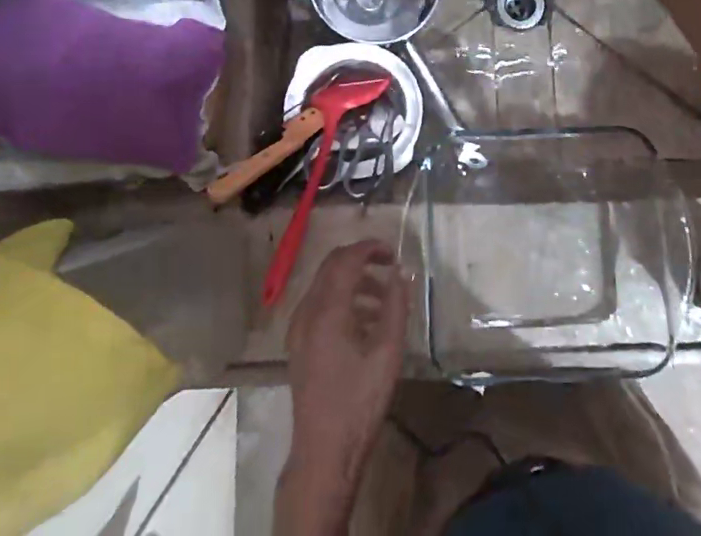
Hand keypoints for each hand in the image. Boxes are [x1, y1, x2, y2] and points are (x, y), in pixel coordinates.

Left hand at [286, 240, 407, 470]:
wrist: (323, 451)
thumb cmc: (359, 403)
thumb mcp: (387, 354)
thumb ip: (396, 307)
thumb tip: (401, 273)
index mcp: (327, 310)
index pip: (346, 260)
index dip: (370, 248)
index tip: (394, 252)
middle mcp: (306, 311)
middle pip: (331, 267)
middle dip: (360, 260)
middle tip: (390, 266)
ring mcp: (298, 328)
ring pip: (325, 285)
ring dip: (353, 282)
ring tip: (385, 299)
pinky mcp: (299, 343)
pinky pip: (319, 306)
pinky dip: (342, 300)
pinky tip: (366, 322)